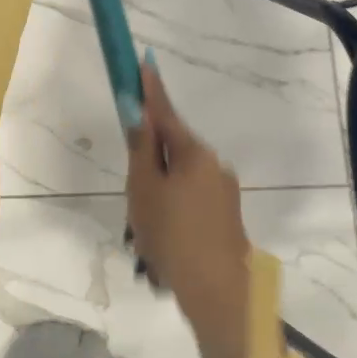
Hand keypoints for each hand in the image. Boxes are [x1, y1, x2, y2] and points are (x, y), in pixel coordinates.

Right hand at [126, 59, 252, 357]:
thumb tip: (139, 112)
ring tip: (144, 237)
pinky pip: (188, 204)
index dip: (149, 89)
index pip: (163, 111)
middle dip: (146, 168)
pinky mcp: (226, 219)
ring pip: (177, 181)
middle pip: (170, 151)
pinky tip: (160, 249)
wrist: (219, 296)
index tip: (143, 61)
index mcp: (194, 153)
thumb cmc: (173, 236)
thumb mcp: (144, 189)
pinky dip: (170, 215)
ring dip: (157, 197)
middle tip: (131, 201)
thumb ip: (140, 148)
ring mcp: (223, 194)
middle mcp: (213, 166)